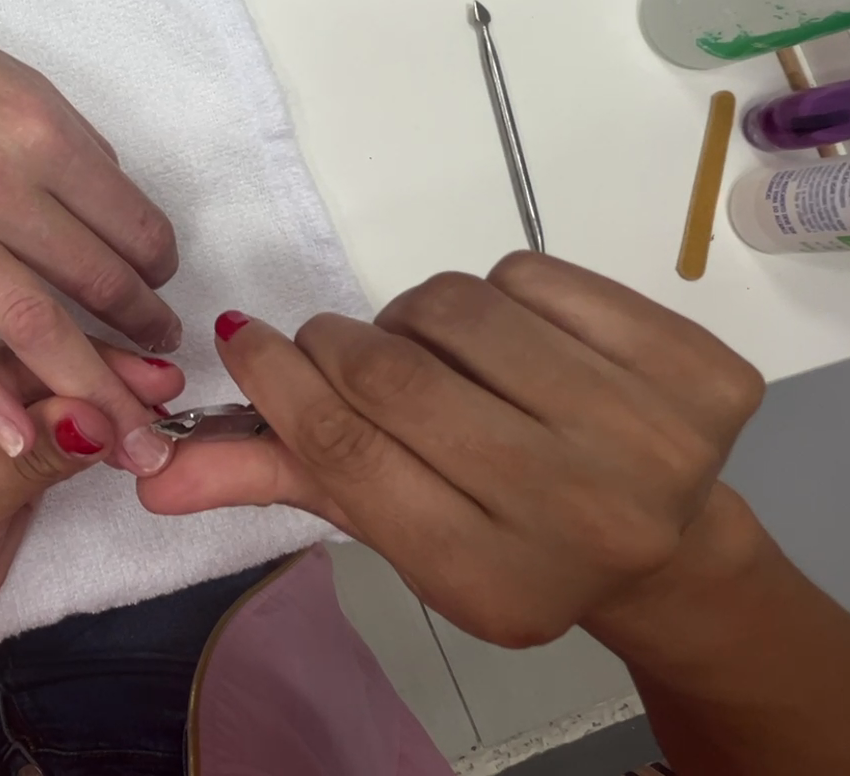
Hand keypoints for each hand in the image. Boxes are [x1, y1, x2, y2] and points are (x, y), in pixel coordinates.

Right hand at [0, 0, 181, 473]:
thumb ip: (77, 150)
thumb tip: (119, 212)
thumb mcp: (24, 83)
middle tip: (163, 358)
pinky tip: (15, 439)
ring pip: (28, 322)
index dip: (161, 264)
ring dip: (88, 378)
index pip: (133, 224)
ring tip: (126, 416)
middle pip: (95, 282)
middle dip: (144, 331)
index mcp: (44, 135)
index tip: (160, 282)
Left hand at [0, 343, 182, 775]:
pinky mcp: (2, 459)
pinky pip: (53, 437)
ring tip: (165, 414)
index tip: (152, 382)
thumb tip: (103, 416)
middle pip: (38, 377)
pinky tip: (131, 436)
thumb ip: (36, 455)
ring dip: (104, 412)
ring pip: (51, 406)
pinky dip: (91, 439)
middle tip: (171, 390)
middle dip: (102, 386)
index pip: (18, 363)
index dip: (86, 371)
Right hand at [139, 252, 764, 647]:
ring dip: (410, 318)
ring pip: (452, 308)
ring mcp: (653, 442)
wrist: (651, 542)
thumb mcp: (366, 520)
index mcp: (484, 575)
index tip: (239, 336)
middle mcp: (580, 518)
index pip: (341, 449)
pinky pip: (528, 273)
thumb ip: (261, 480)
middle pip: (389, 374)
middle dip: (335, 343)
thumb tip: (148, 475)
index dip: (272, 378)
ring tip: (430, 355)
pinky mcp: (700, 372)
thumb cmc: (481, 529)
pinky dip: (492, 291)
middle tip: (334, 349)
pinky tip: (509, 341)